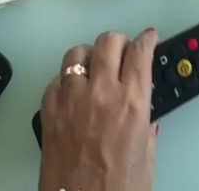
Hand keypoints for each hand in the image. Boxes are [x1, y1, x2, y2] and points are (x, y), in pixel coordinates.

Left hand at [38, 29, 158, 190]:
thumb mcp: (146, 161)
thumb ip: (147, 130)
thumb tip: (146, 118)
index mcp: (132, 102)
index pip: (141, 50)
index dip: (147, 38)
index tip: (149, 37)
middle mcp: (102, 93)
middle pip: (109, 41)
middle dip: (119, 42)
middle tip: (122, 51)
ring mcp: (72, 100)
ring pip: (77, 52)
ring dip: (89, 55)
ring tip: (93, 67)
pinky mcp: (49, 112)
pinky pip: (55, 80)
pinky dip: (64, 81)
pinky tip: (71, 92)